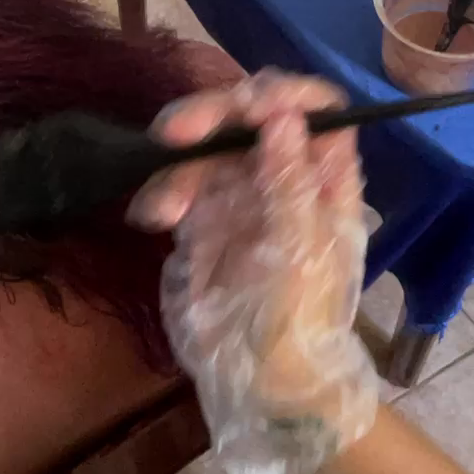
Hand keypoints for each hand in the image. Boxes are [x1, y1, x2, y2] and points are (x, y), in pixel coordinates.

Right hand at [129, 70, 379, 473]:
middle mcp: (278, 171)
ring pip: (200, 142)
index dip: (283, 94)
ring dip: (175, 165)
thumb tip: (281, 112)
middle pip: (244, 112)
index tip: (247, 103)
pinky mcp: (198, 212)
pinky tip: (152, 220)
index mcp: (322, 176)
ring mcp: (235, 189)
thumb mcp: (303, 250)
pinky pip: (172, 180)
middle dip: (207, 116)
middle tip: (172, 134)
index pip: (314, 107)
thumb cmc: (302, 318)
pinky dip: (157, 193)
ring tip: (164, 213)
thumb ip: (290, 180)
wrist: (260, 379)